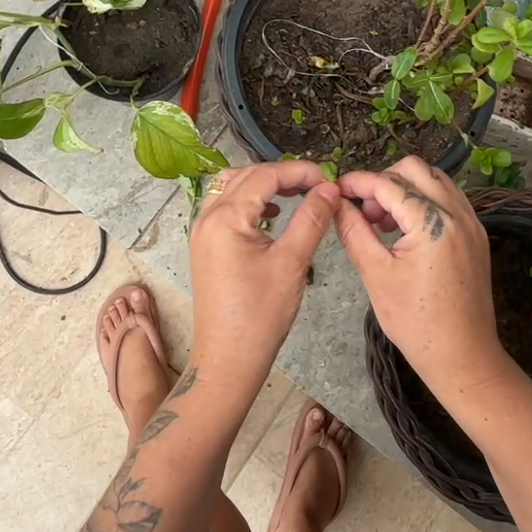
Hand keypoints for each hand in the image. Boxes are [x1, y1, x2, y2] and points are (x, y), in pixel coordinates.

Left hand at [188, 160, 338, 392]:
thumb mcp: (292, 262)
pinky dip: (249, 201)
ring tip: (296, 194)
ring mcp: (202, 232)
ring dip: (263, 184)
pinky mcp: (205, 246)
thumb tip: (330, 189)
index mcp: (225, 217)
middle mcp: (207, 217)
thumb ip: (312, 219)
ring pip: (232, 187)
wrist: (228, 360)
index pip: (266, 175)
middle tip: (316, 185)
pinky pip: (225, 207)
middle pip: (247, 175)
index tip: (329, 180)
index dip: (300, 171)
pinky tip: (273, 215)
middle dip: (283, 174)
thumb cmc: (260, 315)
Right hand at [335, 157, 510, 396]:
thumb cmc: (416, 322)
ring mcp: (471, 222)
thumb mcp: (375, 274)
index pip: (387, 183)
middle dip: (383, 180)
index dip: (357, 183)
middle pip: (414, 169)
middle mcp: (457, 213)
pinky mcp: (476, 235)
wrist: (463, 356)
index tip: (335, 190)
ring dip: (404, 188)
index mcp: (432, 222)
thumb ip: (353, 231)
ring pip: (434, 179)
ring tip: (382, 221)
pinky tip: (405, 229)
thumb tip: (335, 203)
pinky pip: (448, 199)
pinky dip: (423, 201)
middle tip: (363, 209)